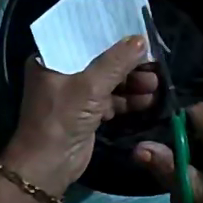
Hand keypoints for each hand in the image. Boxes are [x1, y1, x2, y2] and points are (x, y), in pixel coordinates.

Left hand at [3, 36, 154, 198]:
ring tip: (155, 85)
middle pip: (102, 60)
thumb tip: (141, 40)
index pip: (86, 38)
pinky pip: (112, 99)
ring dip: (133, 82)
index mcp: (51, 59)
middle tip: (153, 66)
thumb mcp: (90, 86)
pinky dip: (128, 99)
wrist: (47, 168)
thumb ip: (117, 62)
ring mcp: (75, 94)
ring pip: (110, 80)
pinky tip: (148, 101)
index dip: (113, 36)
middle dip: (129, 64)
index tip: (139, 34)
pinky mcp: (86, 112)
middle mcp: (62, 72)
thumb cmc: (61, 119)